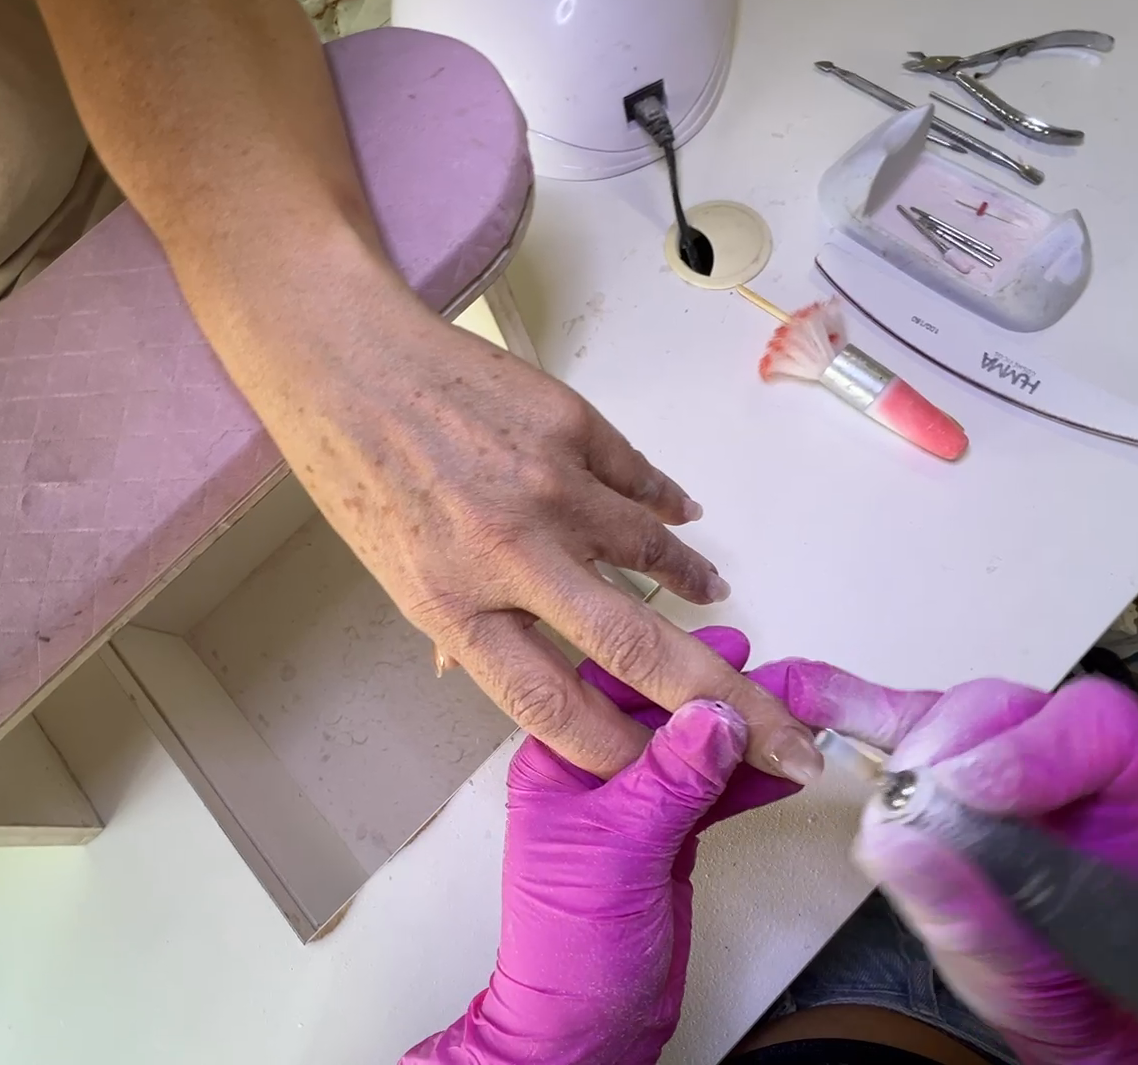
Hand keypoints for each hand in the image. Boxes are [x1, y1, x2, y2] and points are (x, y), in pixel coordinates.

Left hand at [34, 0, 817, 784]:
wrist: (347, 364)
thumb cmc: (357, 478)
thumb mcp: (396, 576)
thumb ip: (469, 629)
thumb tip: (525, 676)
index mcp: (455, 608)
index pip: (556, 710)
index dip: (625, 755)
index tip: (674, 773)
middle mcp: (513, 556)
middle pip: (639, 651)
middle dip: (728, 711)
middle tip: (790, 744)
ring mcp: (553, 485)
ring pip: (656, 551)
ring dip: (693, 584)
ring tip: (713, 595)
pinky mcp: (574, 425)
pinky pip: (643, 482)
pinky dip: (666, 506)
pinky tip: (680, 517)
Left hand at [406, 628, 803, 1064]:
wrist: (588, 1027)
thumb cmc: (570, 944)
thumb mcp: (619, 847)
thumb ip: (669, 778)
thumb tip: (716, 711)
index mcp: (559, 759)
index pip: (616, 690)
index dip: (671, 665)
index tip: (727, 650)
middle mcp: (596, 772)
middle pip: (666, 716)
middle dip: (721, 697)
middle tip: (776, 679)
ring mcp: (636, 801)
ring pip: (698, 752)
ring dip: (747, 737)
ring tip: (796, 713)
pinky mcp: (669, 832)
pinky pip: (715, 791)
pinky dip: (750, 778)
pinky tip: (782, 763)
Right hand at [755, 662, 1137, 1063]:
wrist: (1057, 1006)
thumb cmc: (1065, 995)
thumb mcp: (1029, 981)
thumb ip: (969, 917)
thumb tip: (890, 842)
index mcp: (1125, 797)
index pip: (1092, 729)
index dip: (1027, 750)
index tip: (965, 791)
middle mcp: (1057, 754)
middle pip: (998, 706)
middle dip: (942, 747)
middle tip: (903, 801)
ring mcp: (988, 747)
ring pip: (939, 706)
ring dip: (890, 736)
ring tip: (867, 789)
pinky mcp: (932, 753)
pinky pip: (885, 716)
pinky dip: (843, 709)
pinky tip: (800, 700)